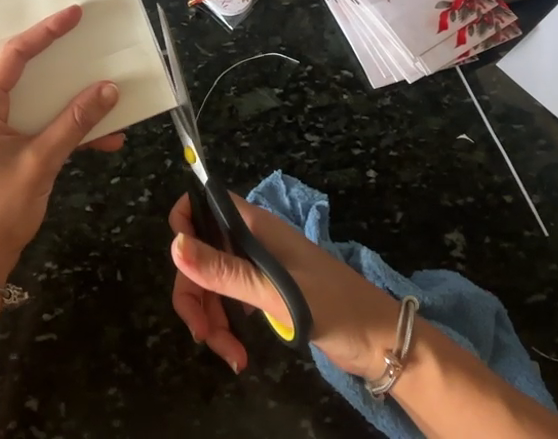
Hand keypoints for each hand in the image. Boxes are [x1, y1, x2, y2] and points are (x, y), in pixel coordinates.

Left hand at [0, 4, 124, 286]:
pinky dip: (67, 132)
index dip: (44, 32)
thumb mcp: (40, 162)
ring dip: (70, 103)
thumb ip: (74, 124)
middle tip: (87, 42)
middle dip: (59, 61)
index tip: (73, 14)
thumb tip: (108, 90)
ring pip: (36, 104)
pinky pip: (39, 130)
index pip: (12, 56)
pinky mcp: (4, 155)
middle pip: (23, 74)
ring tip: (105, 92)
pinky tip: (102, 141)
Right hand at [167, 192, 401, 376]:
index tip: (182, 264)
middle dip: (195, 293)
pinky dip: (226, 325)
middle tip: (203, 334)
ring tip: (229, 354)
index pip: (205, 204)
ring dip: (210, 317)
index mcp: (255, 227)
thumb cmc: (333, 307)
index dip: (184, 226)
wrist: (382, 343)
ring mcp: (259, 268)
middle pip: (201, 253)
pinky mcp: (267, 294)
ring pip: (213, 282)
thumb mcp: (275, 292)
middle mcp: (253, 241)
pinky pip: (231, 301)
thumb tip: (174, 244)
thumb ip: (224, 270)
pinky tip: (237, 352)